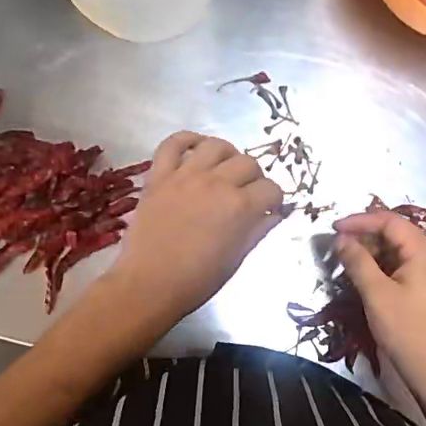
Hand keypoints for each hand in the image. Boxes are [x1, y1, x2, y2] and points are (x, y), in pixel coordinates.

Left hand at [100, 131, 284, 322]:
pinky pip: (173, 144)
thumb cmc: (197, 281)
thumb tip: (273, 216)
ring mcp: (185, 176)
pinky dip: (187, 140)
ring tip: (226, 170)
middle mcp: (216, 183)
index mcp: (239, 207)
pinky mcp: (159, 176)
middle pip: (248, 163)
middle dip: (256, 178)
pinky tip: (196, 148)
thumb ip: (256, 232)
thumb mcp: (235, 260)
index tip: (271, 209)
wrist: (149, 285)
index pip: (270, 189)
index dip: (275, 200)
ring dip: (228, 155)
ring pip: (216, 146)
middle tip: (249, 193)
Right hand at [333, 210, 425, 390]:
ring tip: (344, 260)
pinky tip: (360, 274)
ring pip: (394, 250)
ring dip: (369, 251)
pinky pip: (398, 265)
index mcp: (424, 250)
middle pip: (394, 233)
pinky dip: (378, 265)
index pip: (390, 221)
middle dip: (364, 236)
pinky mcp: (421, 286)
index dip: (360, 221)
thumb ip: (358, 261)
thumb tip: (340, 239)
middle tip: (337, 246)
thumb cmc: (403, 328)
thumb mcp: (376, 293)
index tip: (334, 228)